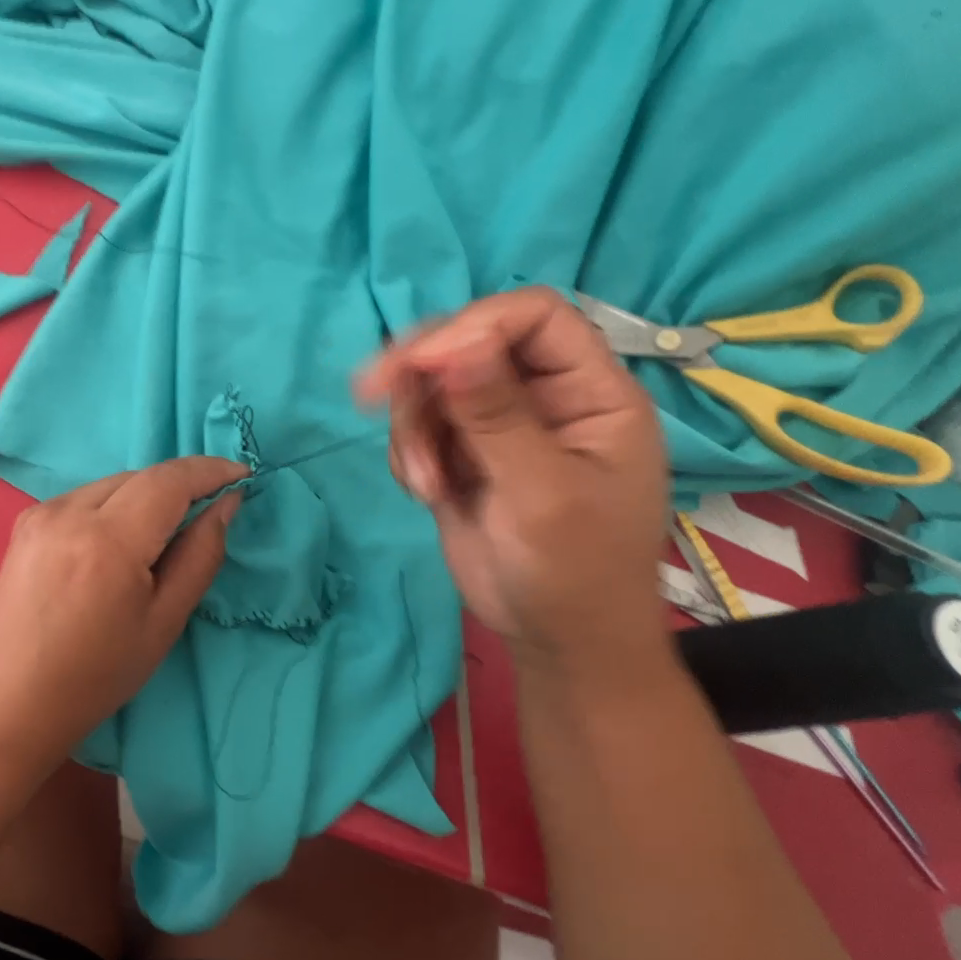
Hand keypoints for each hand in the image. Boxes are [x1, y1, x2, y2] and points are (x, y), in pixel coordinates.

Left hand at [0, 456, 248, 763]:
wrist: (11, 700)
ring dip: (144, 497)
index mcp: (107, 540)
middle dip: (179, 486)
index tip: (241, 474)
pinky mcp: (25, 523)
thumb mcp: (164, 622)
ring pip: (111, 484)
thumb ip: (200, 555)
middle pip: (139, 477)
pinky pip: (83, 498)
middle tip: (208, 513)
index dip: (209, 471)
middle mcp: (69, 512)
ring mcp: (40, 514)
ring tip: (161, 537)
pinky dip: (111, 508)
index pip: (168, 481)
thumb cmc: (97, 674)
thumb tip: (226, 503)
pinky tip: (116, 545)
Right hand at [354, 288, 670, 672]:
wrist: (554, 641)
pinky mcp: (462, 455)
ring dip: (412, 428)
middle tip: (370, 397)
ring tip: (425, 483)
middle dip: (420, 375)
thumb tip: (456, 341)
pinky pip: (417, 426)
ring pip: (431, 386)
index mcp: (590, 392)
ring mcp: (499, 426)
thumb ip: (498, 416)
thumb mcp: (541, 494)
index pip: (534, 318)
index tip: (420, 366)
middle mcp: (544, 397)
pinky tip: (425, 492)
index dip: (474, 327)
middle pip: (468, 344)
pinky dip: (408, 453)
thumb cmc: (573, 572)